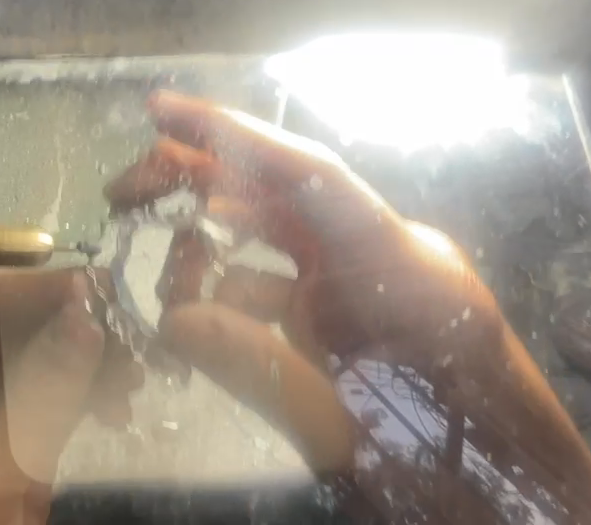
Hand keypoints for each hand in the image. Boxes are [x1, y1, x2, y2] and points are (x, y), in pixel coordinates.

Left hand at [0, 270, 138, 524]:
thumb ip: (41, 395)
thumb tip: (89, 317)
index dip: (37, 287)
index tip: (97, 294)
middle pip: (8, 321)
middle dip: (72, 324)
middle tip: (129, 343)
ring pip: (31, 355)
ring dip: (85, 358)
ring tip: (132, 381)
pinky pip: (40, 394)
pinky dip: (78, 394)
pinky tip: (114, 409)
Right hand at [107, 91, 590, 524]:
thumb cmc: (469, 481)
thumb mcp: (360, 438)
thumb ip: (262, 373)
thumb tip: (170, 321)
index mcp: (401, 266)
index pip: (307, 177)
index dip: (230, 133)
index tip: (158, 109)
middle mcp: (381, 255)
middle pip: (277, 194)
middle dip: (196, 180)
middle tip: (121, 188)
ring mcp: (367, 285)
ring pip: (272, 235)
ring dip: (206, 235)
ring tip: (139, 233)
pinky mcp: (354, 316)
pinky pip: (279, 284)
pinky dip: (229, 288)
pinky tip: (183, 305)